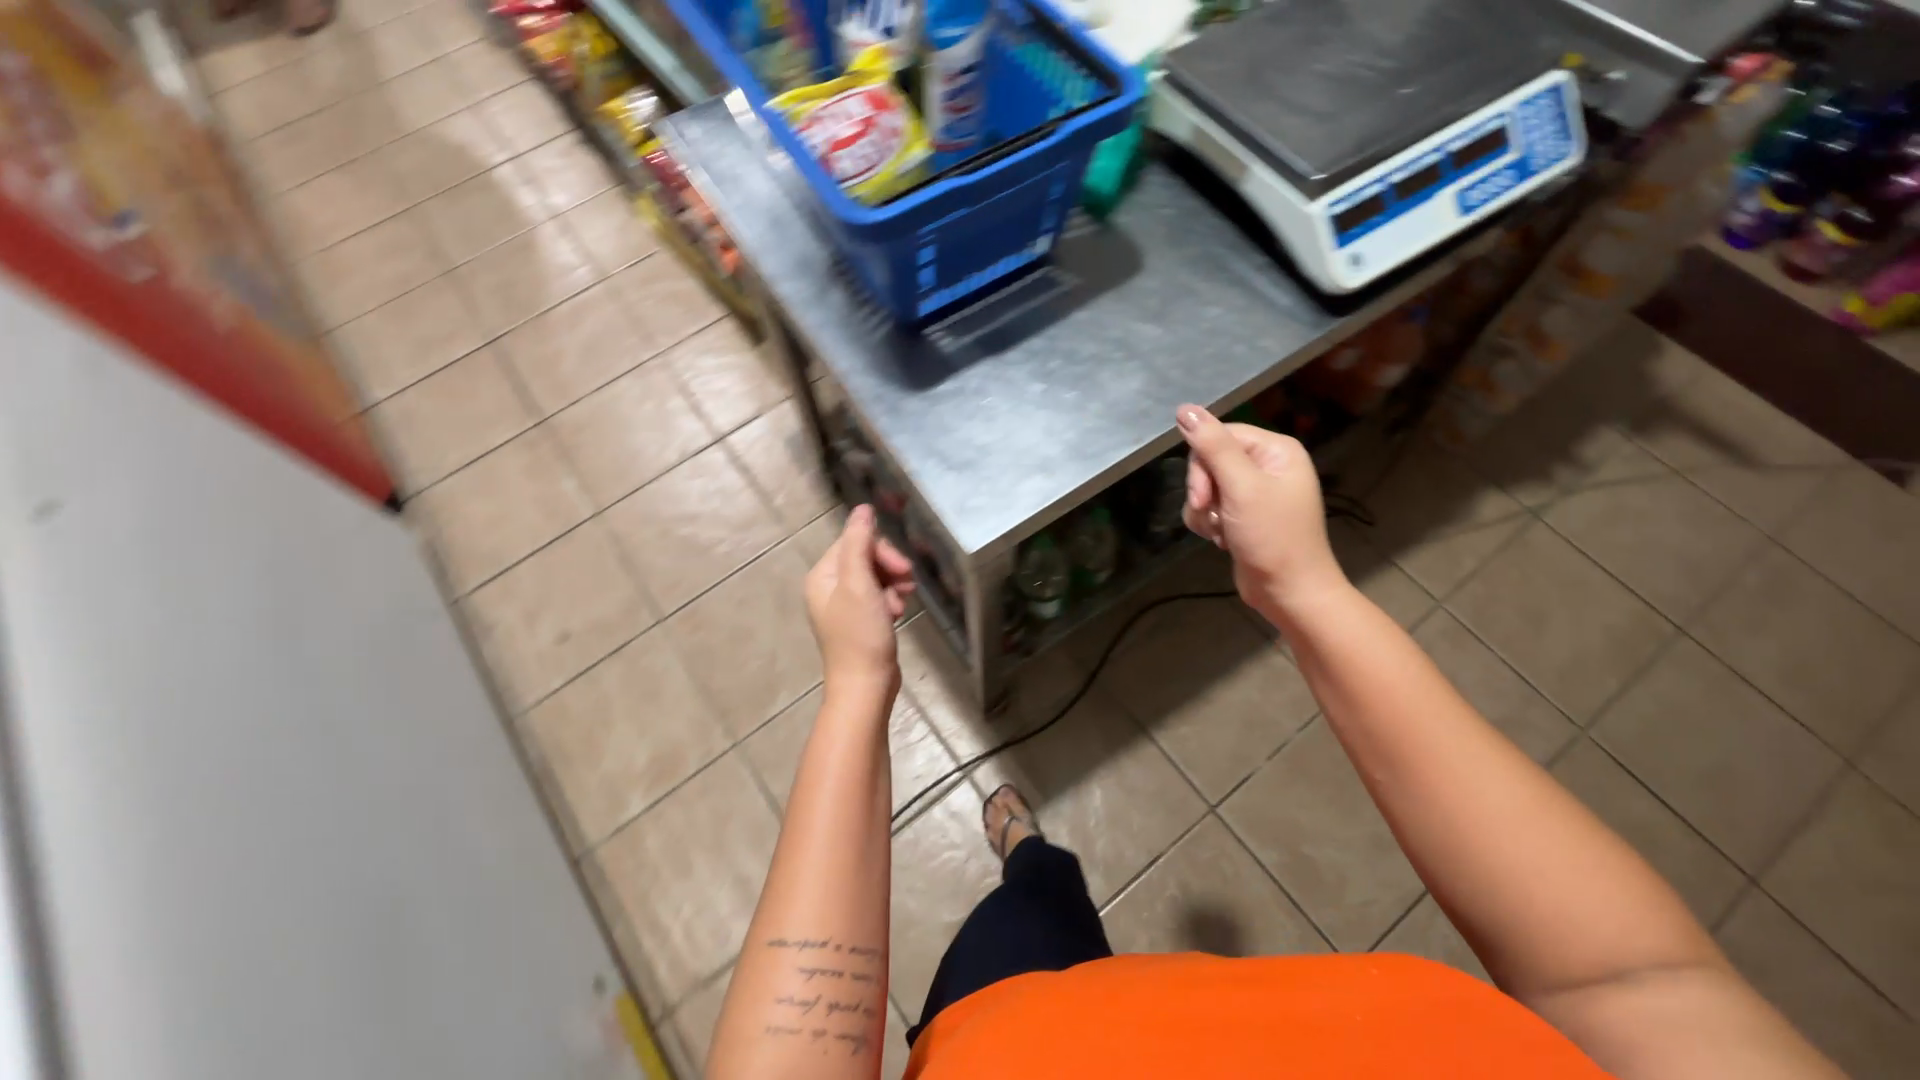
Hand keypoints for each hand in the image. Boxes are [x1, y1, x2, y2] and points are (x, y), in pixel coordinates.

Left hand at [804, 505, 915, 699]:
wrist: (866, 686)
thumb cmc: (860, 635)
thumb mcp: (859, 584)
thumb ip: (859, 543)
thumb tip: (862, 509)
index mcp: (821, 576)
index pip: (853, 542)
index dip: (881, 550)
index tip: (903, 568)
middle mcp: (828, 587)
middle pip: (864, 558)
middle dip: (889, 568)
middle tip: (907, 584)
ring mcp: (844, 606)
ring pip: (875, 577)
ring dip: (893, 585)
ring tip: (902, 604)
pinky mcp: (860, 621)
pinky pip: (878, 597)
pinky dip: (891, 601)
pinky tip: (899, 614)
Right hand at [1176, 404, 1349, 624]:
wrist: (1290, 593)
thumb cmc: (1273, 538)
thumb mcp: (1242, 488)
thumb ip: (1212, 446)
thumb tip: (1184, 409)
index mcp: (1277, 450)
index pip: (1221, 435)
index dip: (1202, 463)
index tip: (1201, 495)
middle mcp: (1268, 466)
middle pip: (1211, 460)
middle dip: (1203, 490)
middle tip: (1210, 514)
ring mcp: (1256, 493)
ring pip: (1207, 486)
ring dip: (1204, 510)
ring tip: (1220, 532)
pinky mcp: (1244, 516)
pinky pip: (1211, 507)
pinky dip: (1209, 523)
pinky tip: (1221, 540)